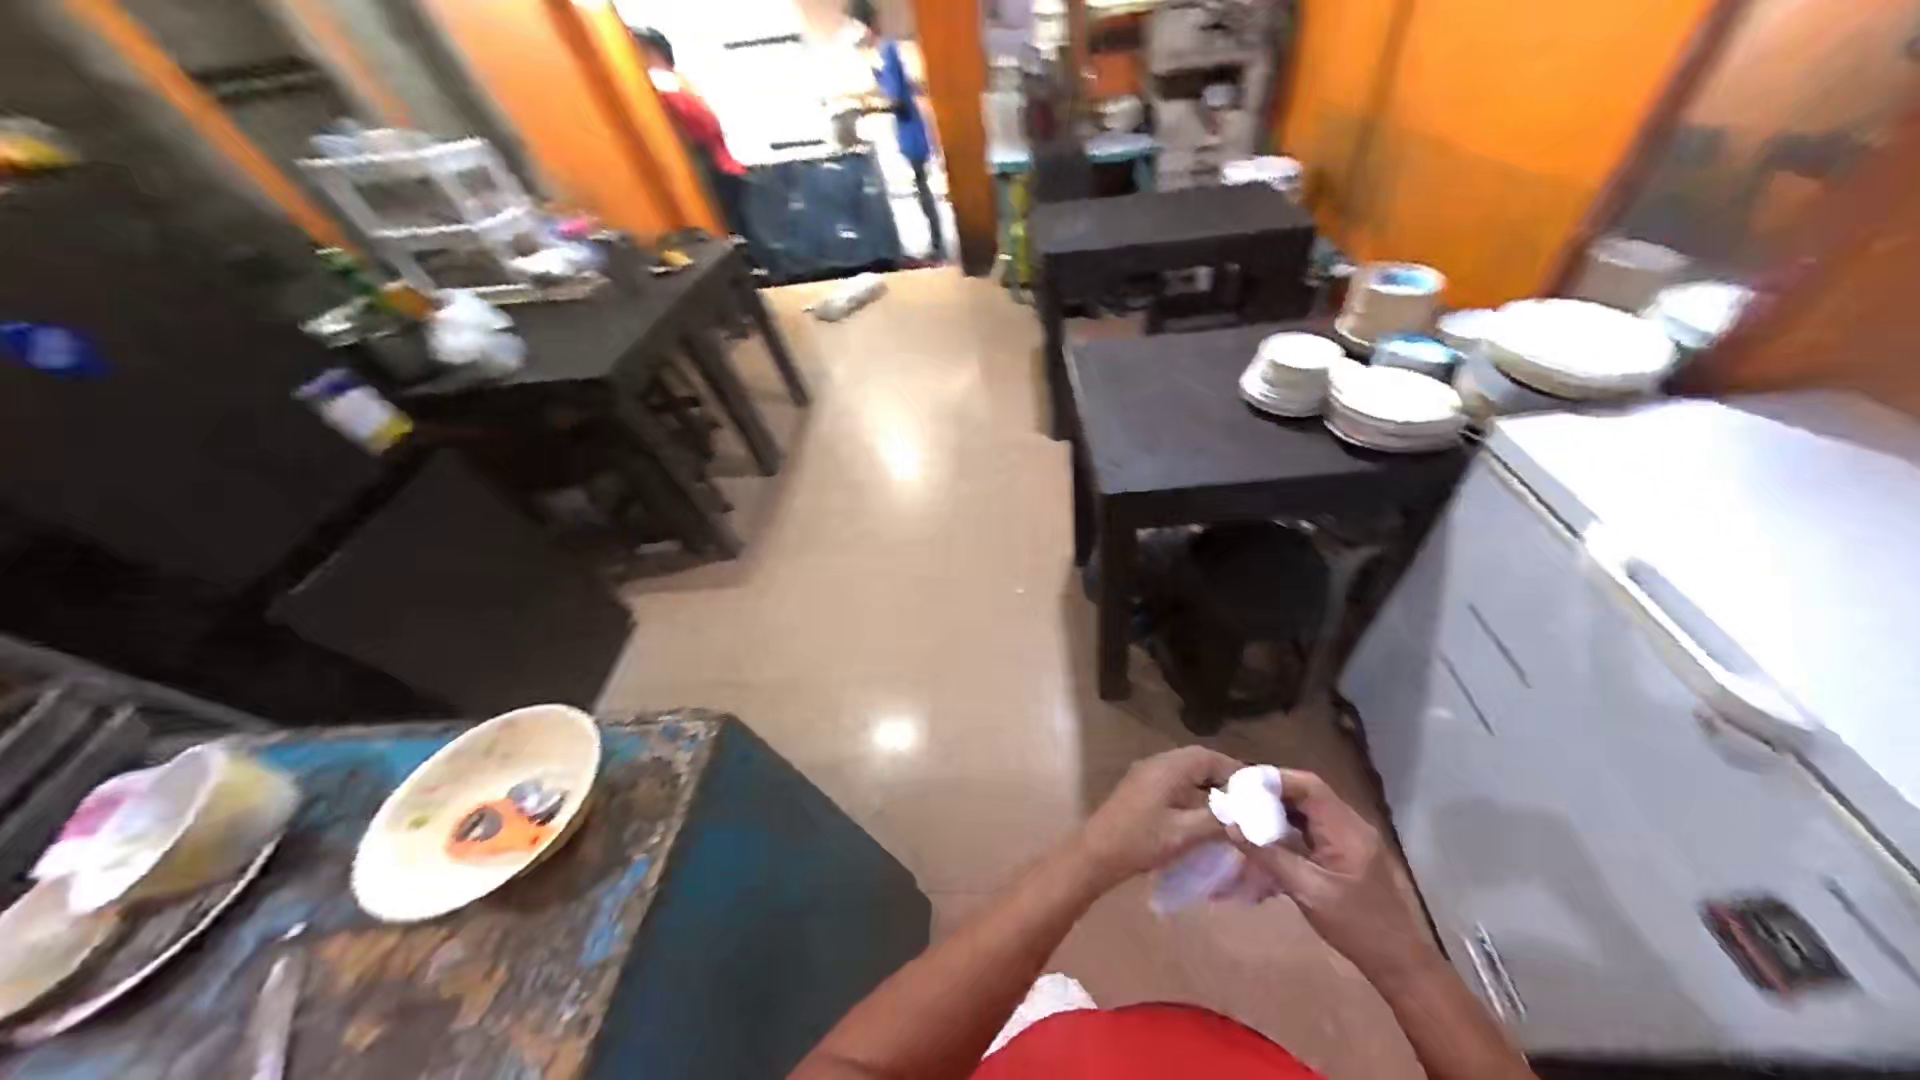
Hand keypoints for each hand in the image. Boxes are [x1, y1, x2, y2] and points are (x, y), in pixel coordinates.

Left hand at [1073, 747, 1241, 892]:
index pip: (1209, 757)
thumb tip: (1248, 815)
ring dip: (1207, 784)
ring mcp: (1145, 773)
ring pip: (1185, 770)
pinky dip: (1192, 790)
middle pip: (1197, 760)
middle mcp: (1156, 762)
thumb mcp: (1185, 833)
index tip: (1258, 790)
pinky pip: (1173, 780)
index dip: (1235, 770)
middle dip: (1223, 777)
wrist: (1096, 852)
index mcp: (1168, 767)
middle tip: (1247, 799)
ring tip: (1231, 807)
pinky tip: (1203, 812)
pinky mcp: (1140, 787)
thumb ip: (1218, 820)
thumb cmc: (1141, 841)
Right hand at [1230, 769, 1439, 981]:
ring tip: (1248, 813)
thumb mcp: (1307, 891)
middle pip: (1308, 792)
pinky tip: (1270, 836)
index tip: (1242, 786)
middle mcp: (1352, 825)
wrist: (1399, 961)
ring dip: (1280, 807)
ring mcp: (1352, 837)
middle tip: (1239, 798)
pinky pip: (1315, 824)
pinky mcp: (1348, 850)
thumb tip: (1231, 826)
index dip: (1273, 779)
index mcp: (1346, 831)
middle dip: (1272, 791)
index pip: (1309, 786)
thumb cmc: (1355, 927)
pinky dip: (1290, 823)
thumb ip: (1269, 856)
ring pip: (1311, 807)